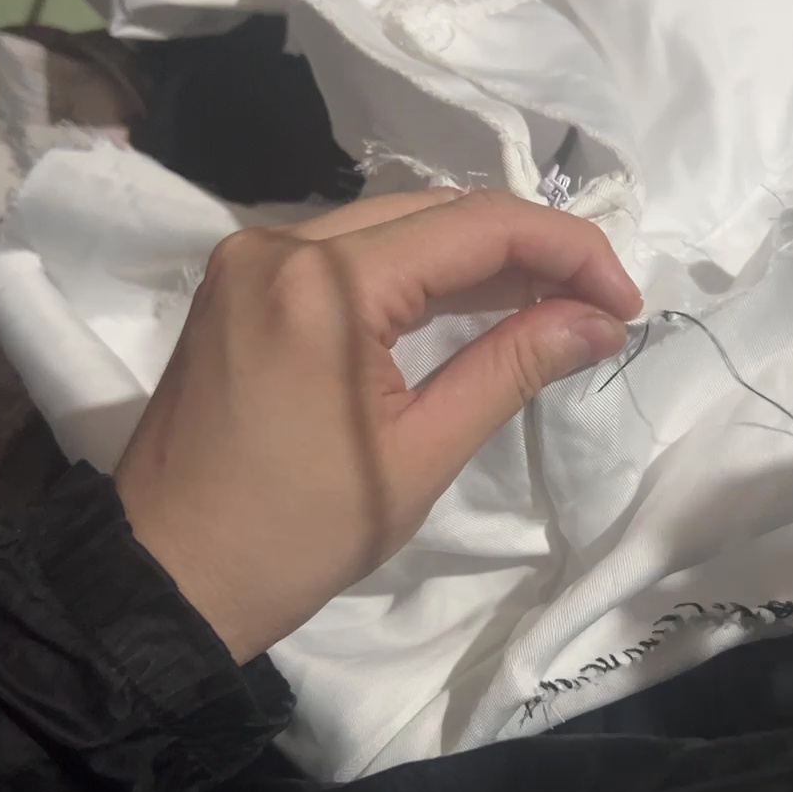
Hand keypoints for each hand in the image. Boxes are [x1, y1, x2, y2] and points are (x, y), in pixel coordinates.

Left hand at [113, 189, 641, 661]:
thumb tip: (599, 321)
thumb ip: (513, 368)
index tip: (623, 302)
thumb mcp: (421, 454)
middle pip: (436, 214)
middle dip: (529, 252)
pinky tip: (466, 308)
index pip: (477, 227)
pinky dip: (417, 278)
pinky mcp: (243, 284)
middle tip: (592, 307)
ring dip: (476, 263)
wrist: (169, 577)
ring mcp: (253, 258)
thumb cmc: (298, 535)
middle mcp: (281, 243)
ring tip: (548, 307)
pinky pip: (351, 258)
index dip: (568, 250)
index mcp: (325, 284)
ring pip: (394, 230)